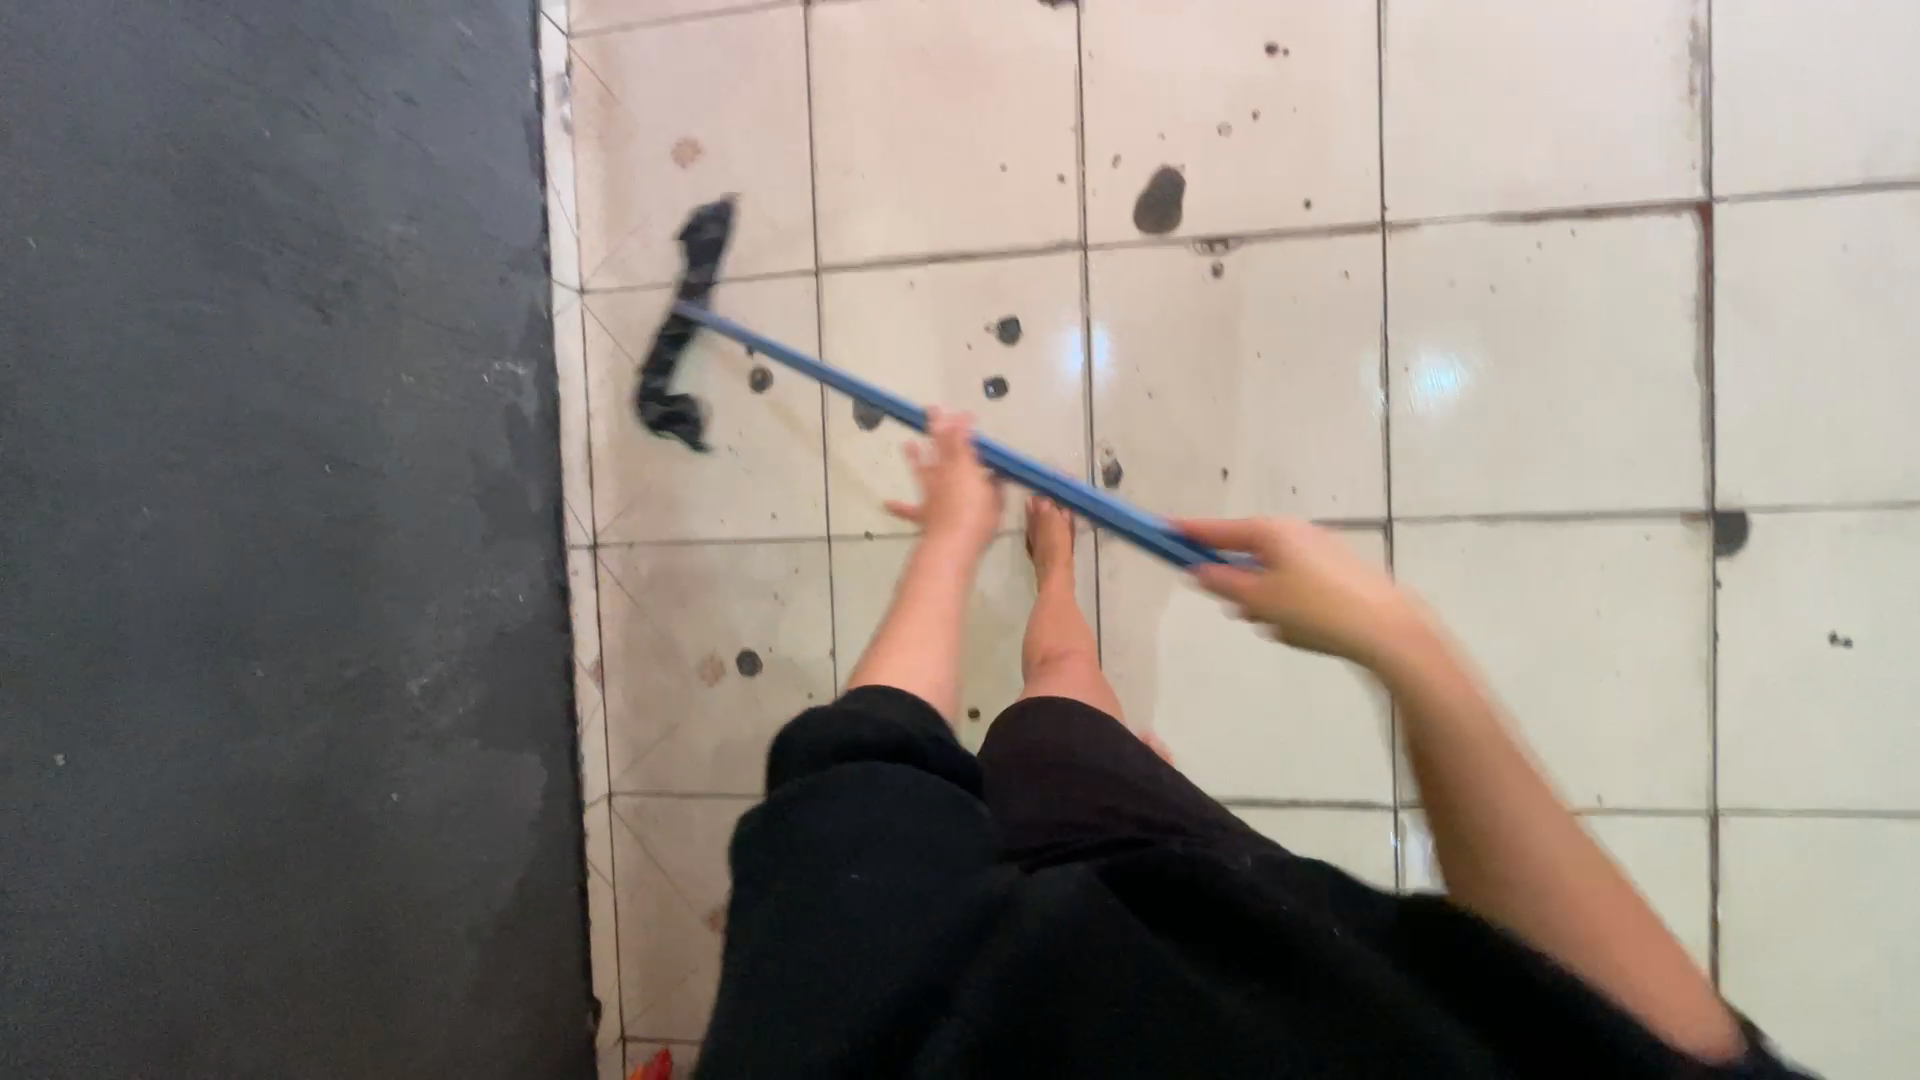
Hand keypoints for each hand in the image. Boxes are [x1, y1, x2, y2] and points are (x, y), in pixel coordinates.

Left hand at [884, 409, 1003, 556]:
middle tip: (931, 408)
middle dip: (936, 425)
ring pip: (921, 470)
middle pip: (938, 445)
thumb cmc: (980, 518)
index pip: (963, 438)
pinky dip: (897, 507)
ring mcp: (930, 492)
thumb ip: (995, 486)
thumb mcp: (996, 500)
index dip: (963, 424)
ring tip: (907, 444)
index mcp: (964, 467)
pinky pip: (907, 510)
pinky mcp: (922, 512)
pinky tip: (886, 503)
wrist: (953, 541)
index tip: (966, 414)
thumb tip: (995, 476)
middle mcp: (944, 473)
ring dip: (914, 457)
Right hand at [1175, 517, 1425, 666]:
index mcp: (1270, 532)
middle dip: (1235, 583)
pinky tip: (1303, 629)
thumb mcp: (1257, 600)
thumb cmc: (1314, 609)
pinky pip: (1293, 584)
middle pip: (1243, 554)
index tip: (1159, 529)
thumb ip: (1221, 582)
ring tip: (1280, 626)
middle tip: (1243, 610)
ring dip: (1262, 599)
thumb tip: (1198, 569)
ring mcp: (1318, 550)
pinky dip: (1287, 603)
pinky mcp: (1337, 571)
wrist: (1388, 629)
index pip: (1215, 529)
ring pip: (1268, 574)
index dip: (1186, 532)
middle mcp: (1293, 533)